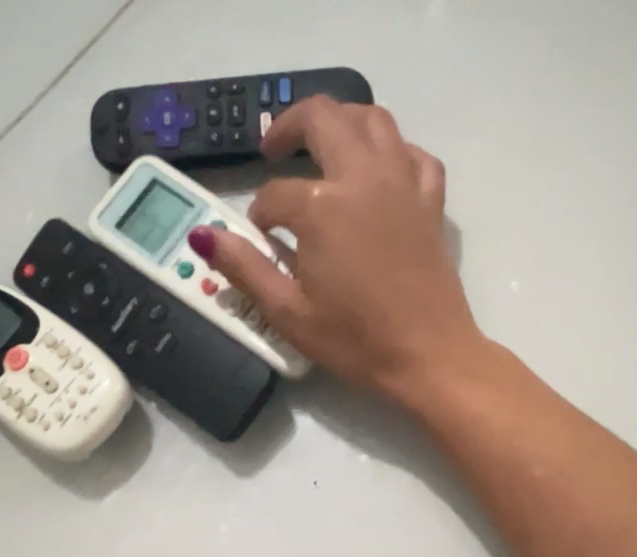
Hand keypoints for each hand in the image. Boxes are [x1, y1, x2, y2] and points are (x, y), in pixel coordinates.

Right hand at [186, 98, 483, 399]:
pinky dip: (394, 152)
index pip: (275, 194)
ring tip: (323, 146)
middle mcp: (364, 179)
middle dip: (290, 126)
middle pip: (323, 118)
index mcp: (322, 206)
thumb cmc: (357, 341)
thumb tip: (205, 236)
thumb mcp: (288, 313)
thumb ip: (245, 268)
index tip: (260, 239)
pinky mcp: (431, 204)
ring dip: (342, 121)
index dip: (259, 215)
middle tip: (273, 149)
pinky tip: (380, 171)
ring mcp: (403, 185)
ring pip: (373, 120)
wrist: (429, 358)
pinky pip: (415, 155)